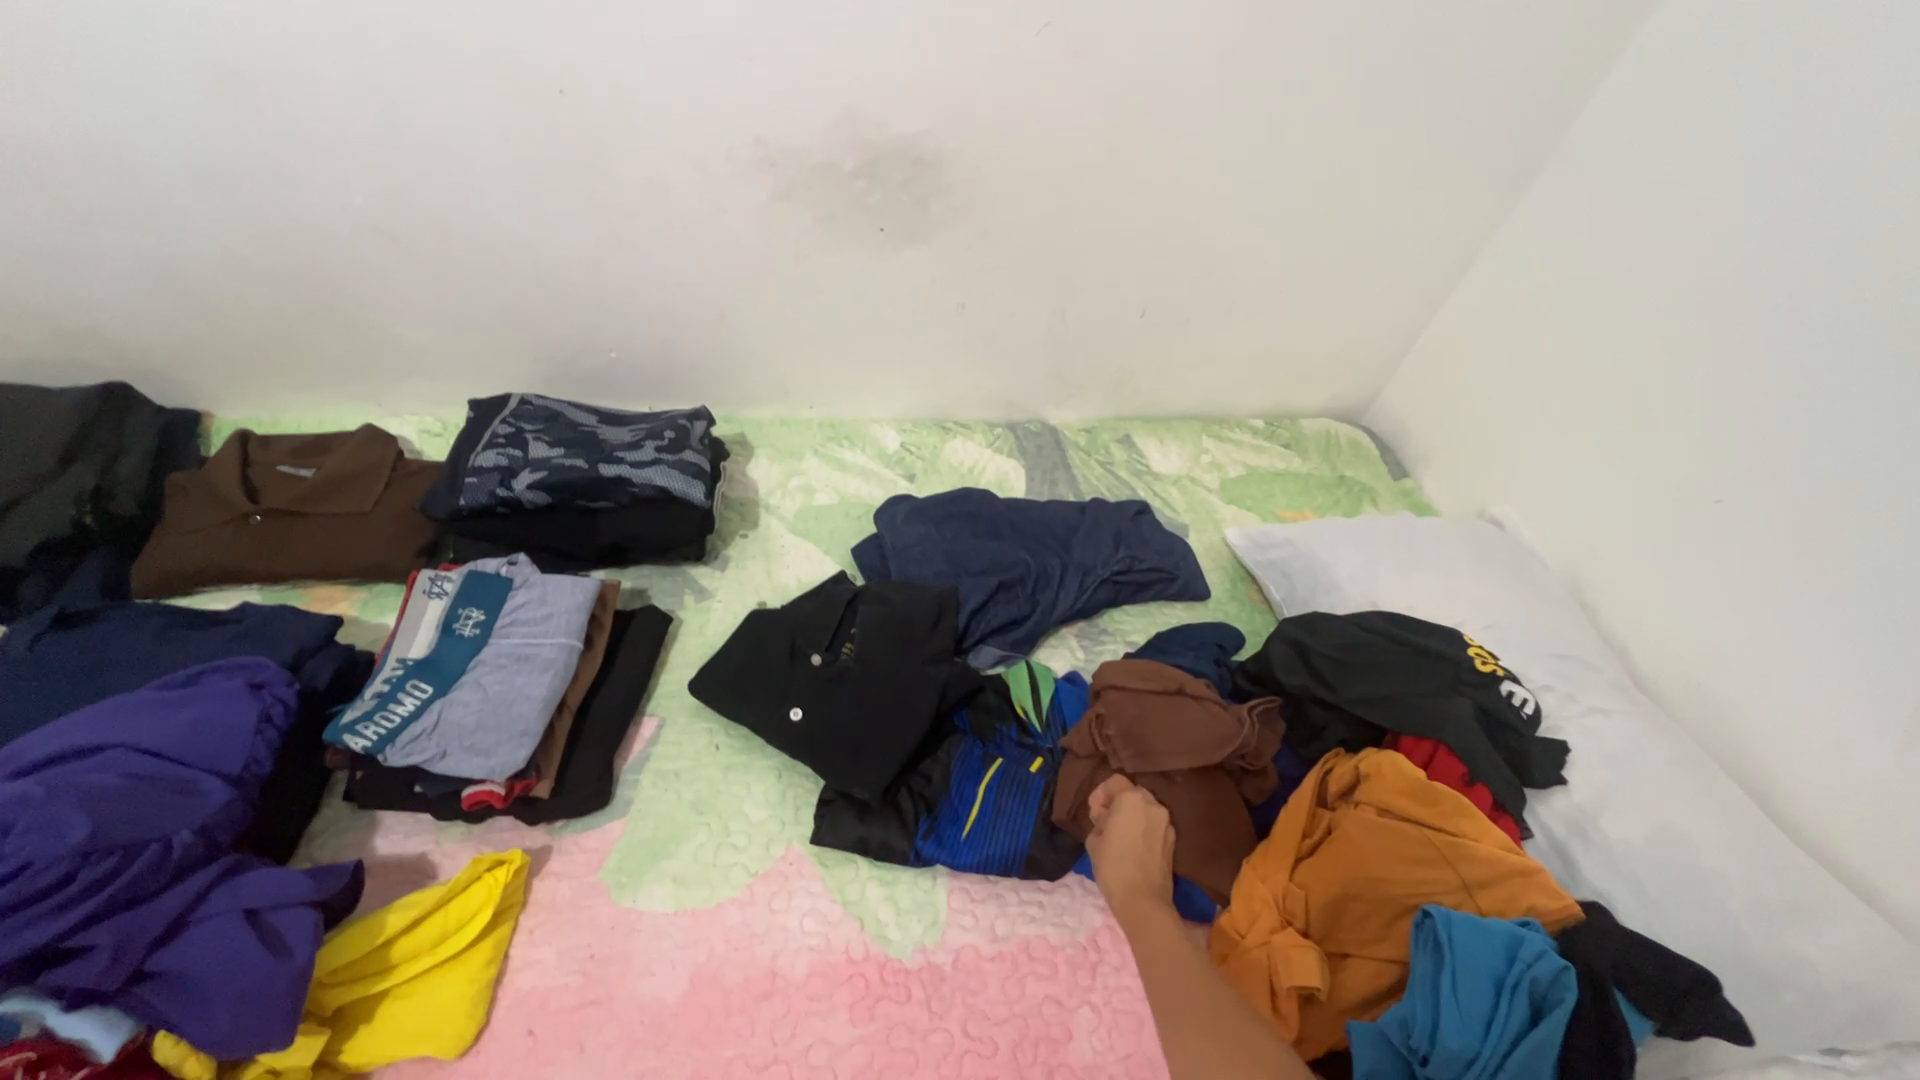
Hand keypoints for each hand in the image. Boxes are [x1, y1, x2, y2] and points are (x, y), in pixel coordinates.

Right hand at [1085, 774, 1176, 920]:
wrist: (1144, 901)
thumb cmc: (1113, 866)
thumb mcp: (1094, 840)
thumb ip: (1099, 821)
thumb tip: (1106, 819)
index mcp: (1132, 799)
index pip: (1115, 781)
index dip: (1100, 793)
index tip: (1094, 812)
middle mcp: (1153, 805)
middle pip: (1132, 793)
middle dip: (1117, 803)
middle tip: (1105, 822)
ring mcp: (1166, 822)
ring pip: (1145, 809)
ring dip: (1132, 815)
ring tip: (1119, 834)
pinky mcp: (1173, 840)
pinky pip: (1154, 824)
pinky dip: (1143, 827)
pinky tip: (1133, 845)